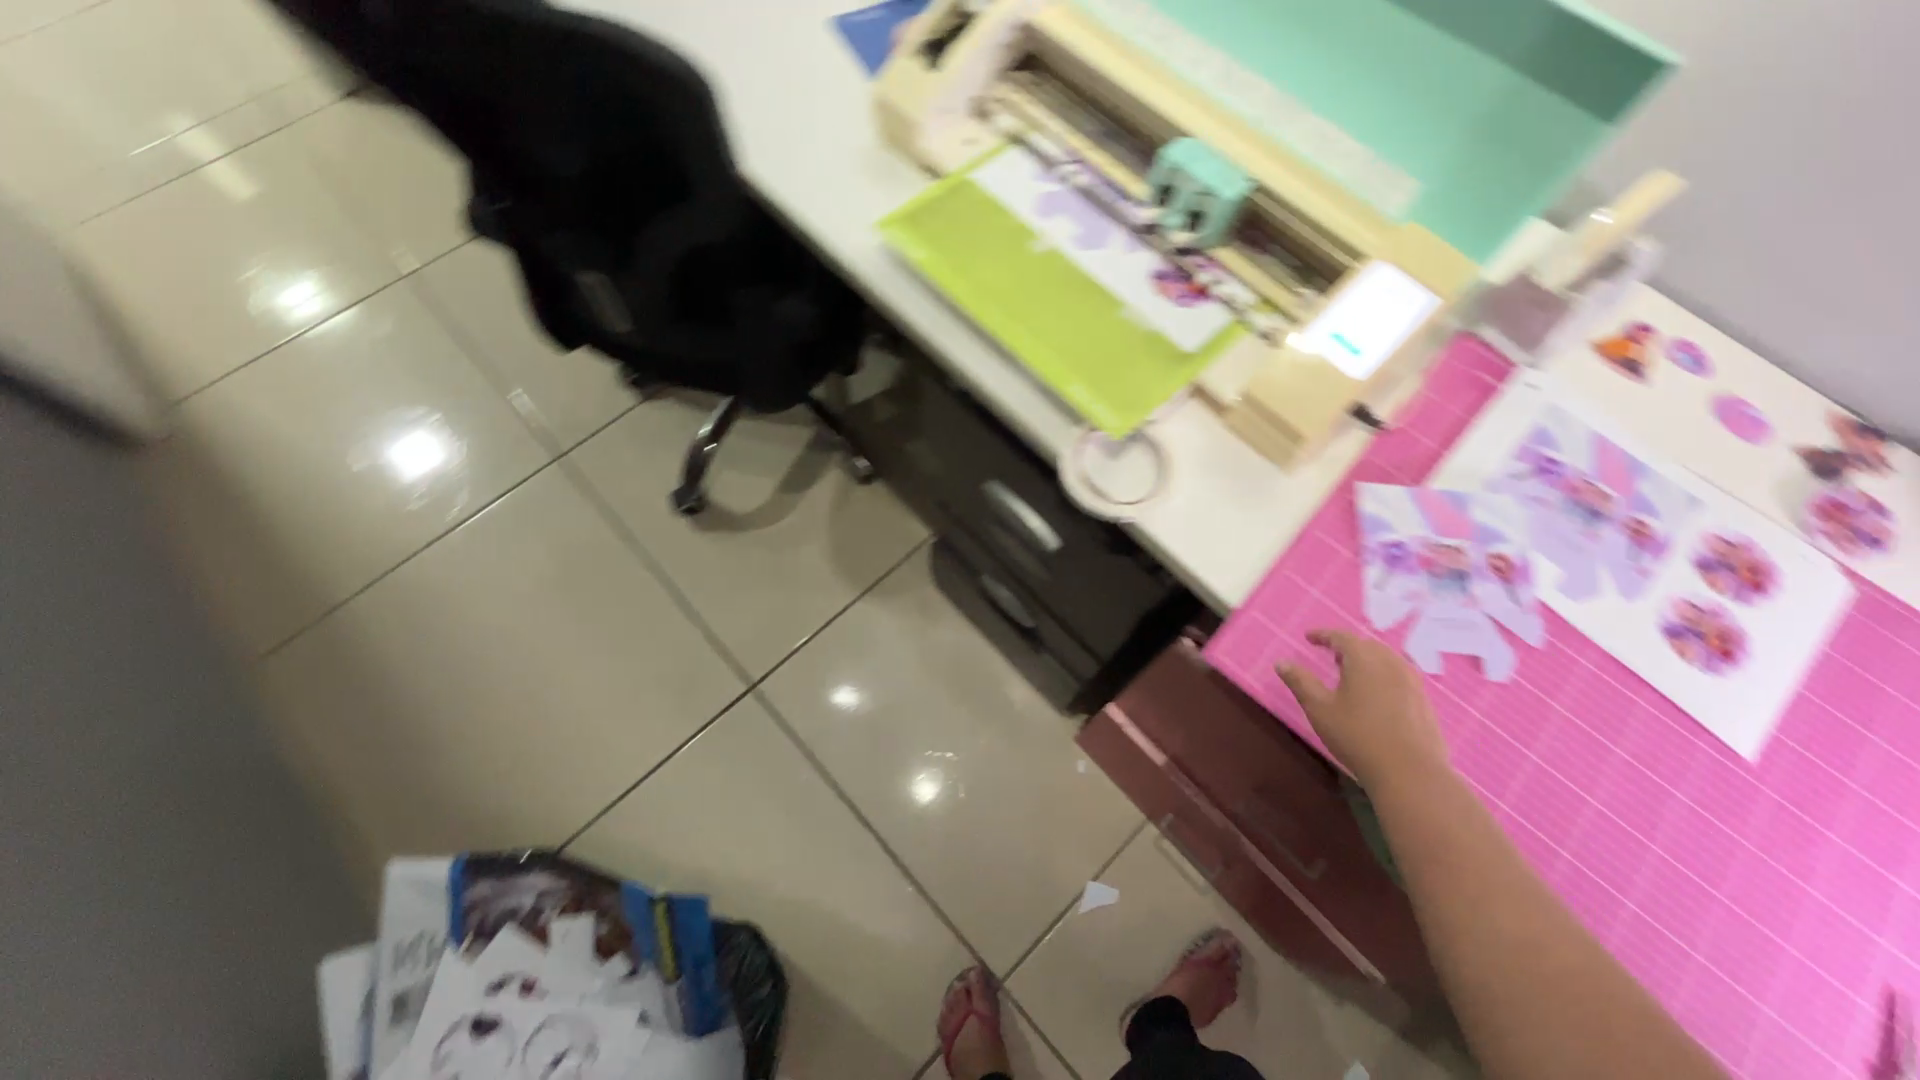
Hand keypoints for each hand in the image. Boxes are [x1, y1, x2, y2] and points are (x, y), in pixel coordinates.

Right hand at [1276, 629, 1449, 790]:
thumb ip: (1300, 682)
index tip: (1309, 637)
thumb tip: (1281, 662)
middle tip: (1331, 656)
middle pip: (1367, 646)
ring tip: (1354, 674)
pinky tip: (1378, 696)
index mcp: (1364, 659)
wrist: (1408, 771)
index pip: (1341, 637)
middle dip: (1347, 647)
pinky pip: (1401, 677)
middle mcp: (1391, 663)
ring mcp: (1413, 681)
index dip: (1323, 635)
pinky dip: (1384, 676)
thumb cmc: (1356, 736)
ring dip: (1368, 660)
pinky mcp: (1424, 700)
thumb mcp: (1319, 709)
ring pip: (1387, 660)